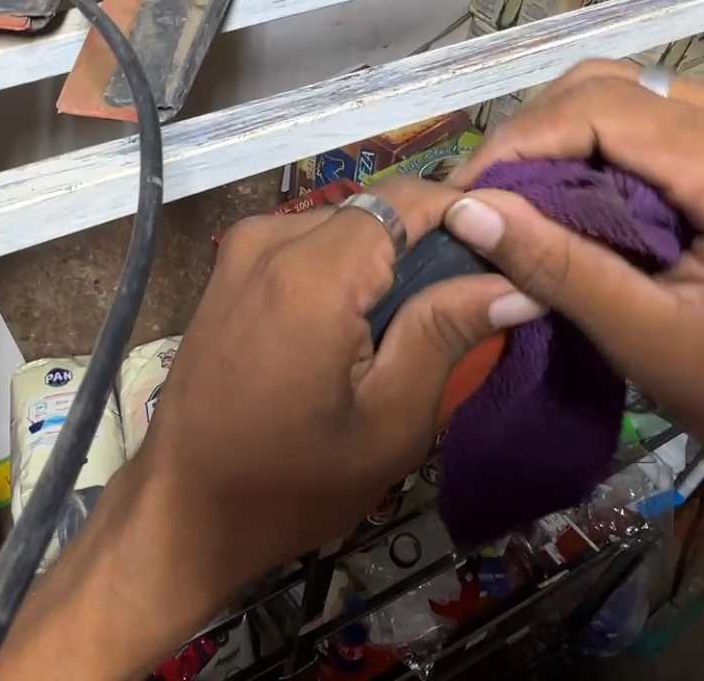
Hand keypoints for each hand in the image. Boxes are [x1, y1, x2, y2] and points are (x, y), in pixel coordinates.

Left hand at [134, 177, 521, 597]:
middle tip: (469, 301)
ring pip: (341, 225)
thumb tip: (518, 281)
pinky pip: (306, 244)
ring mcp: (241, 248)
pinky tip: (359, 324)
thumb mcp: (389, 420)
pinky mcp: (229, 268)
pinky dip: (343, 269)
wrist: (185, 505)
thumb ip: (446, 333)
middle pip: (374, 210)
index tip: (511, 249)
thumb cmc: (292, 479)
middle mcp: (270, 237)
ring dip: (385, 260)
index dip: (465, 213)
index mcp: (311, 269)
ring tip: (414, 323)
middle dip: (428, 243)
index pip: (408, 199)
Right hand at [439, 60, 703, 679]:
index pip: (604, 109)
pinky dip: (609, 145)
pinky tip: (586, 195)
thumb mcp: (657, 346)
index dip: (518, 140)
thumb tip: (467, 208)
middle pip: (618, 85)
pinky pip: (670, 117)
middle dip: (535, 132)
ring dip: (568, 135)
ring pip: (639, 92)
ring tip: (524, 196)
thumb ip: (560, 267)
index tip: (463, 192)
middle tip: (487, 196)